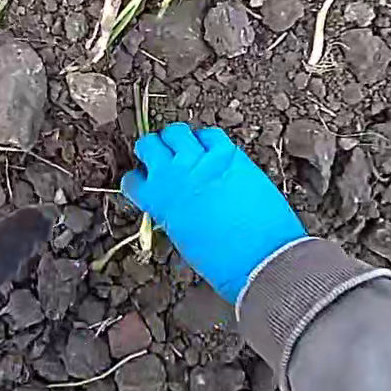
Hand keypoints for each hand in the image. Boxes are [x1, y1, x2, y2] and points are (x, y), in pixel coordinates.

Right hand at [120, 123, 305, 301]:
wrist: (258, 257)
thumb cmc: (223, 260)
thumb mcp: (182, 238)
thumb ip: (172, 213)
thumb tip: (175, 204)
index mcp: (158, 202)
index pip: (132, 180)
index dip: (139, 177)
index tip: (145, 176)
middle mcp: (173, 176)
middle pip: (149, 144)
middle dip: (153, 147)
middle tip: (162, 152)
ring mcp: (200, 161)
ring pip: (177, 131)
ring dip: (178, 138)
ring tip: (187, 147)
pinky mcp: (228, 154)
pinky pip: (211, 135)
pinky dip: (209, 140)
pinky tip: (214, 149)